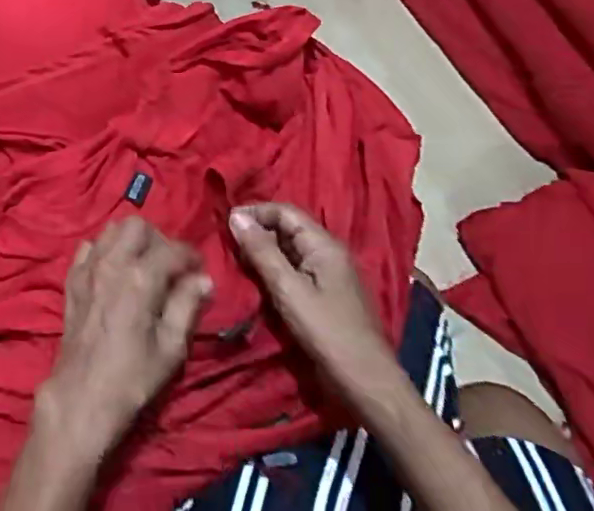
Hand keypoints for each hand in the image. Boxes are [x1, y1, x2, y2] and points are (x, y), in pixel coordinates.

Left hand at [40, 217, 213, 460]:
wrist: (84, 391)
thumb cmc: (135, 376)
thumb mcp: (172, 347)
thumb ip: (187, 306)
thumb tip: (203, 279)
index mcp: (140, 278)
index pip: (172, 249)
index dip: (192, 256)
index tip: (199, 270)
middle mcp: (110, 262)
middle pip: (137, 225)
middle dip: (158, 239)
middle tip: (170, 265)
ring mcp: (86, 267)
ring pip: (110, 230)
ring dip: (131, 241)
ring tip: (144, 266)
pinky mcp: (71, 277)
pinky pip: (88, 246)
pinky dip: (104, 250)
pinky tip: (114, 272)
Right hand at [229, 203, 399, 396]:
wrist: (366, 382)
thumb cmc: (326, 331)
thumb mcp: (287, 288)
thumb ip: (261, 250)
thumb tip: (236, 216)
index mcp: (324, 246)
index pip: (284, 211)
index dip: (255, 212)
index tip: (227, 225)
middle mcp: (330, 253)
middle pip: (288, 227)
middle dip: (257, 231)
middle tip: (229, 246)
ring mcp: (331, 274)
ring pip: (290, 249)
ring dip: (264, 251)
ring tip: (239, 262)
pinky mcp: (327, 293)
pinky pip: (296, 268)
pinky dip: (275, 268)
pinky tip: (259, 280)